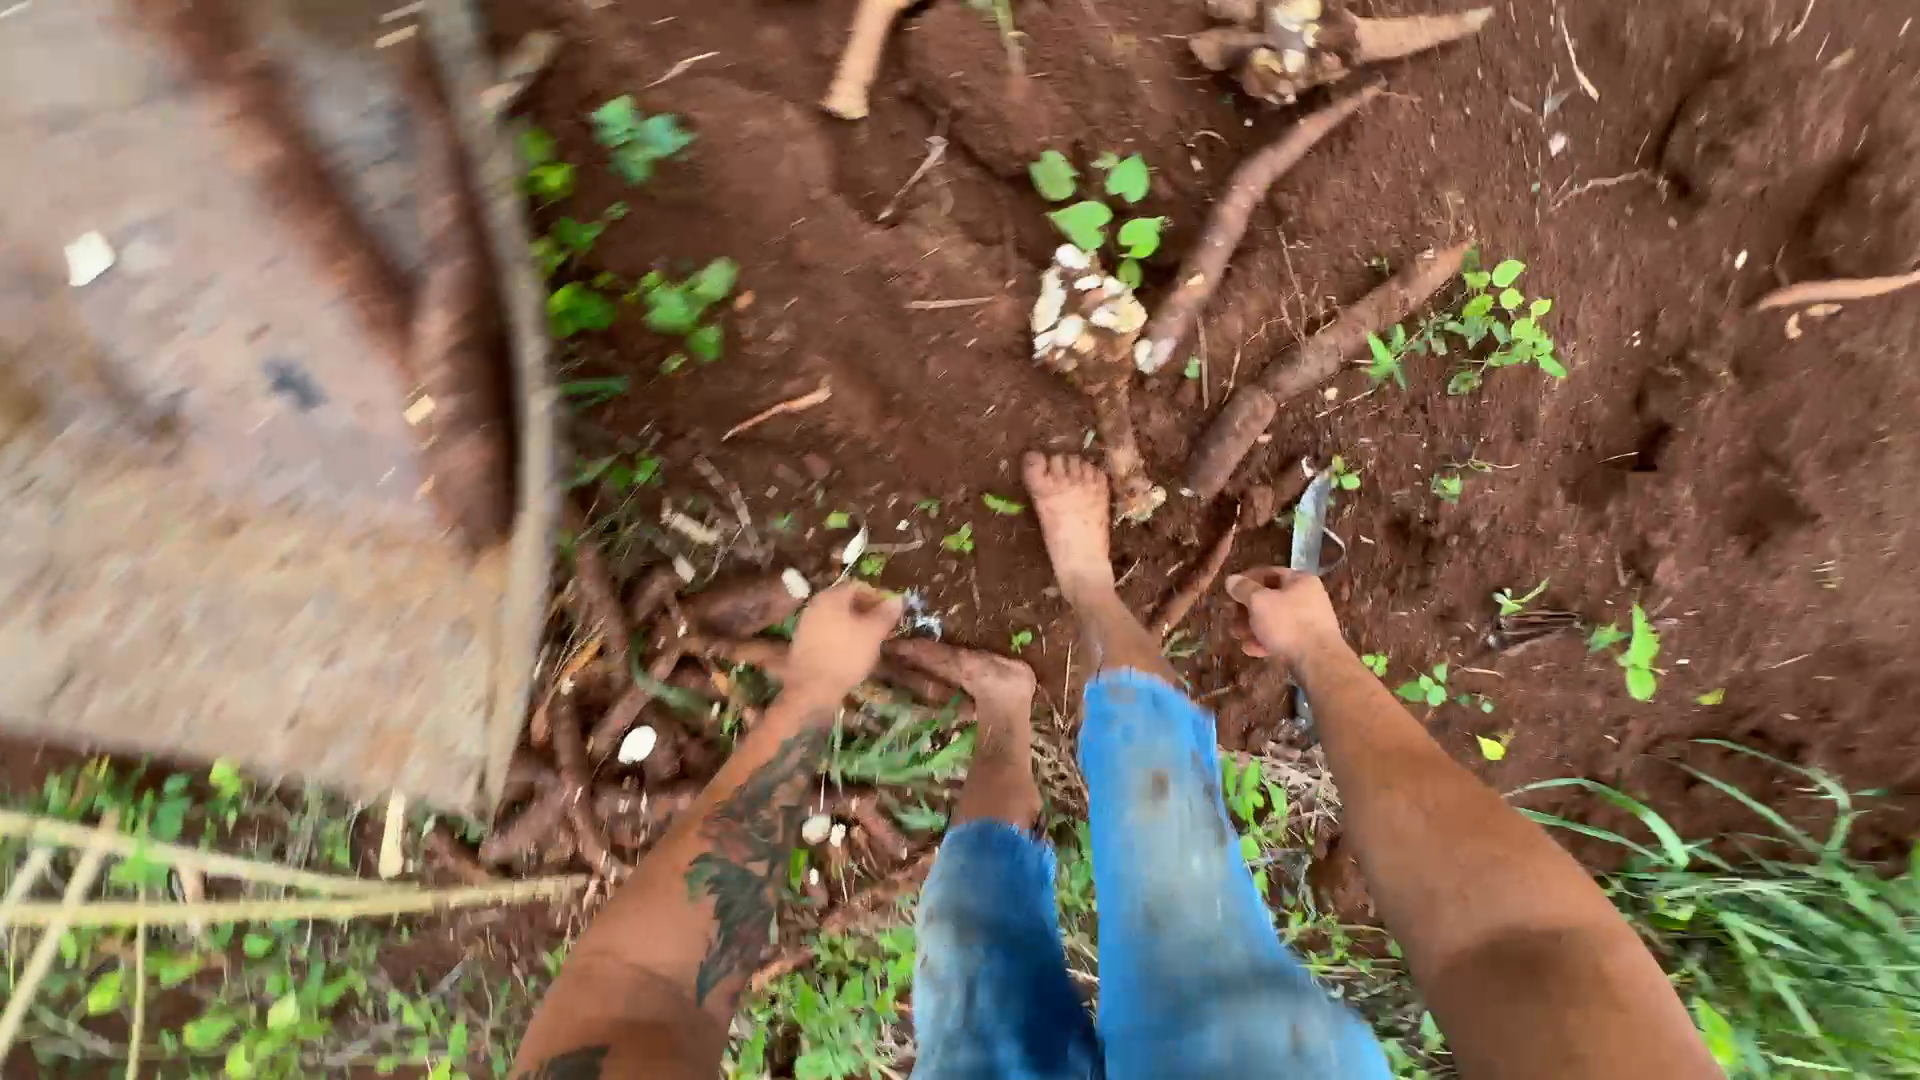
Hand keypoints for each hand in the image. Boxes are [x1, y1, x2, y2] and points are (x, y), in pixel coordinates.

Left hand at [783, 583, 903, 706]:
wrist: (811, 689)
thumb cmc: (846, 655)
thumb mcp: (873, 633)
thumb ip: (886, 614)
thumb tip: (898, 599)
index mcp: (831, 597)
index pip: (858, 586)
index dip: (878, 596)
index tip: (891, 611)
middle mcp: (815, 605)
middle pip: (846, 601)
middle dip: (867, 611)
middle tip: (883, 626)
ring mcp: (806, 624)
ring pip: (837, 617)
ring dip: (855, 624)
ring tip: (871, 640)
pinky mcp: (803, 643)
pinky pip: (828, 632)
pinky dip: (842, 636)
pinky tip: (853, 652)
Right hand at [1225, 567, 1346, 667]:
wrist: (1316, 659)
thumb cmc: (1287, 623)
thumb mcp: (1258, 601)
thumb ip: (1243, 589)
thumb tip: (1231, 580)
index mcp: (1300, 581)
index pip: (1268, 573)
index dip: (1246, 580)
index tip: (1231, 591)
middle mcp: (1307, 598)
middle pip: (1268, 599)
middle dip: (1246, 610)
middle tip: (1232, 618)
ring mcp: (1308, 621)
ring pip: (1272, 620)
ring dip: (1252, 628)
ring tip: (1240, 637)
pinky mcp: (1306, 642)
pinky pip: (1281, 636)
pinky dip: (1266, 641)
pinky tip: (1253, 649)